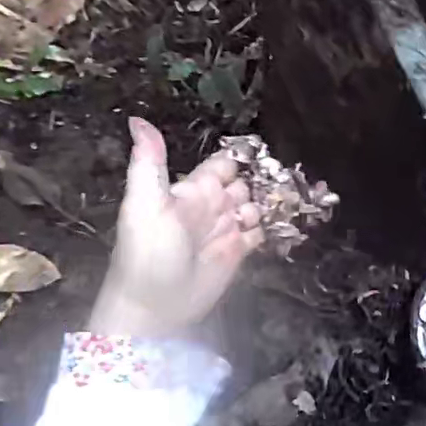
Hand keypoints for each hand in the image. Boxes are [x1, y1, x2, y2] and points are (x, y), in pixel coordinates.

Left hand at [87, 118, 263, 340]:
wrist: (155, 306)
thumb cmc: (148, 253)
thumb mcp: (145, 204)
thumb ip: (149, 163)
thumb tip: (138, 120)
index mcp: (192, 191)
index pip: (222, 165)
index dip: (241, 158)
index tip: (263, 153)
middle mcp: (212, 206)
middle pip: (244, 183)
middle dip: (263, 179)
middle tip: (284, 179)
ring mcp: (226, 229)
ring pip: (256, 205)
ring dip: (271, 202)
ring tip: (286, 202)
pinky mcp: (239, 252)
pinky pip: (261, 232)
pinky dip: (273, 225)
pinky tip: (285, 221)